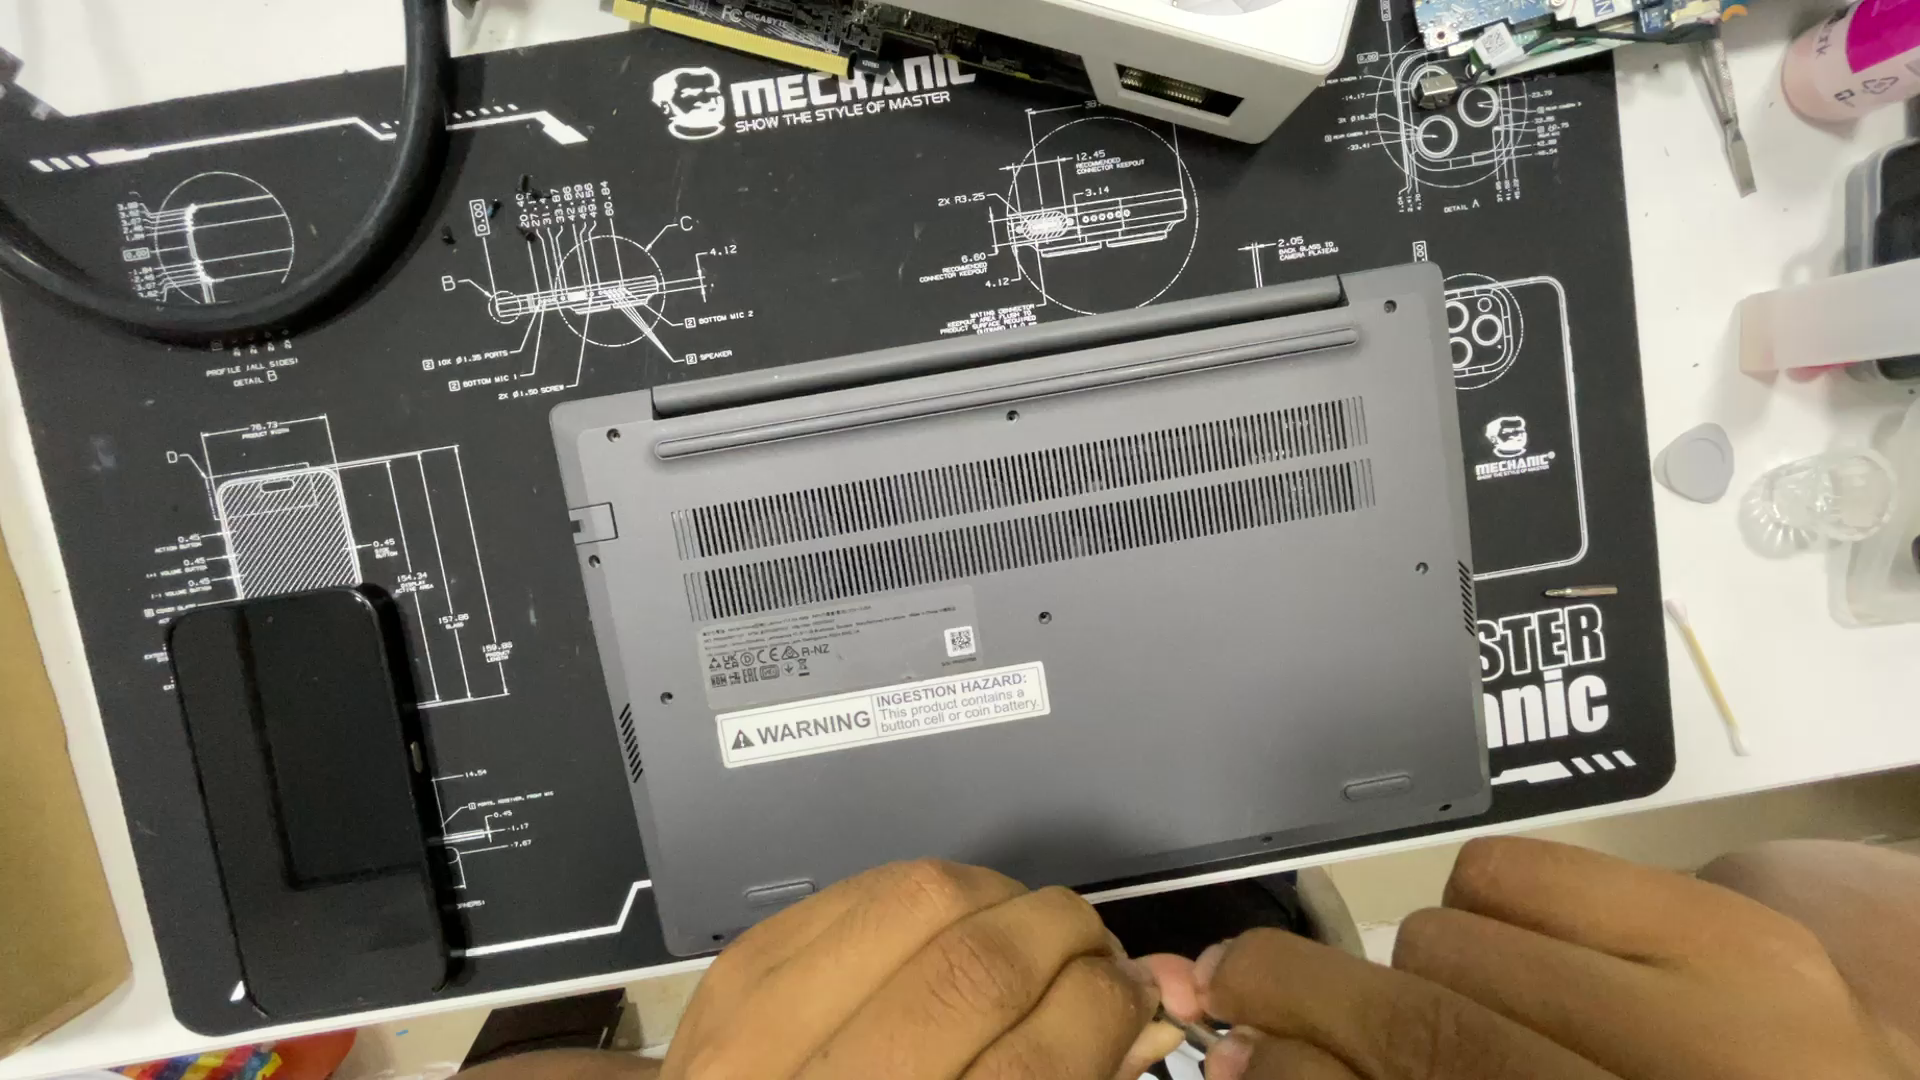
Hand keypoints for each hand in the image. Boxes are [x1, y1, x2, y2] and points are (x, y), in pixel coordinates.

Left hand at [663, 858, 1182, 1078]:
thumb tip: (1138, 1003)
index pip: (1024, 1068)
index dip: (1101, 1010)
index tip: (1132, 988)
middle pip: (974, 967)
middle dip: (1063, 934)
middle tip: (1095, 941)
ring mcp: (761, 1015)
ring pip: (921, 898)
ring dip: (1003, 897)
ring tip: (1031, 923)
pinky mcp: (745, 959)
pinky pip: (867, 882)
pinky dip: (936, 888)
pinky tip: (960, 914)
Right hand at [1148, 837, 1919, 1079]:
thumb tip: (1244, 1056)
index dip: (1289, 1071)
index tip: (1226, 1049)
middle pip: (1420, 1021)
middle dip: (1300, 997)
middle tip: (1241, 986)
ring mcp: (1739, 1015)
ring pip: (1446, 936)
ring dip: (1422, 976)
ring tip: (1481, 1021)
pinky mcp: (1738, 930)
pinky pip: (1507, 872)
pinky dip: (1484, 913)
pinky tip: (1538, 969)